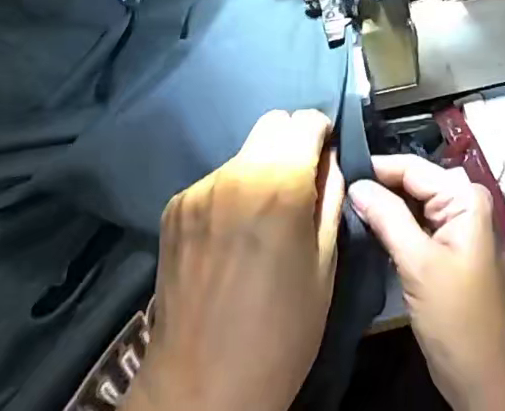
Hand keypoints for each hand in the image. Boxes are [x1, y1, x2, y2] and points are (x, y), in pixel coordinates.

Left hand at [129, 109, 342, 410]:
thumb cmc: (280, 331)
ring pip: (244, 153)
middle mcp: (234, 173)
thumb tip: (328, 161)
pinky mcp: (174, 209)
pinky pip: (217, 181)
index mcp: (278, 184)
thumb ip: (330, 197)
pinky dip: (232, 194)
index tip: (326, 157)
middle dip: (292, 143)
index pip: (306, 121)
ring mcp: (198, 190)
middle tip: (300, 185)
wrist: (200, 389)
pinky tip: (232, 237)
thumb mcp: (325, 263)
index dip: (322, 134)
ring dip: (261, 170)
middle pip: (272, 124)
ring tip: (263, 220)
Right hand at [348, 155, 504, 410]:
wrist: (485, 377)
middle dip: (378, 187)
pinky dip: (393, 227)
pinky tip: (366, 230)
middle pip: (413, 183)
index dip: (376, 169)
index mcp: (465, 197)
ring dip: (383, 207)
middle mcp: (465, 204)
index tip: (337, 172)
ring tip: (343, 207)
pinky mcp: (448, 251)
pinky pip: (416, 226)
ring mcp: (458, 228)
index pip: (413, 168)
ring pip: (412, 205)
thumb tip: (356, 184)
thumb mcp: (418, 264)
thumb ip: (387, 218)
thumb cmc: (456, 317)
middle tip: (335, 191)